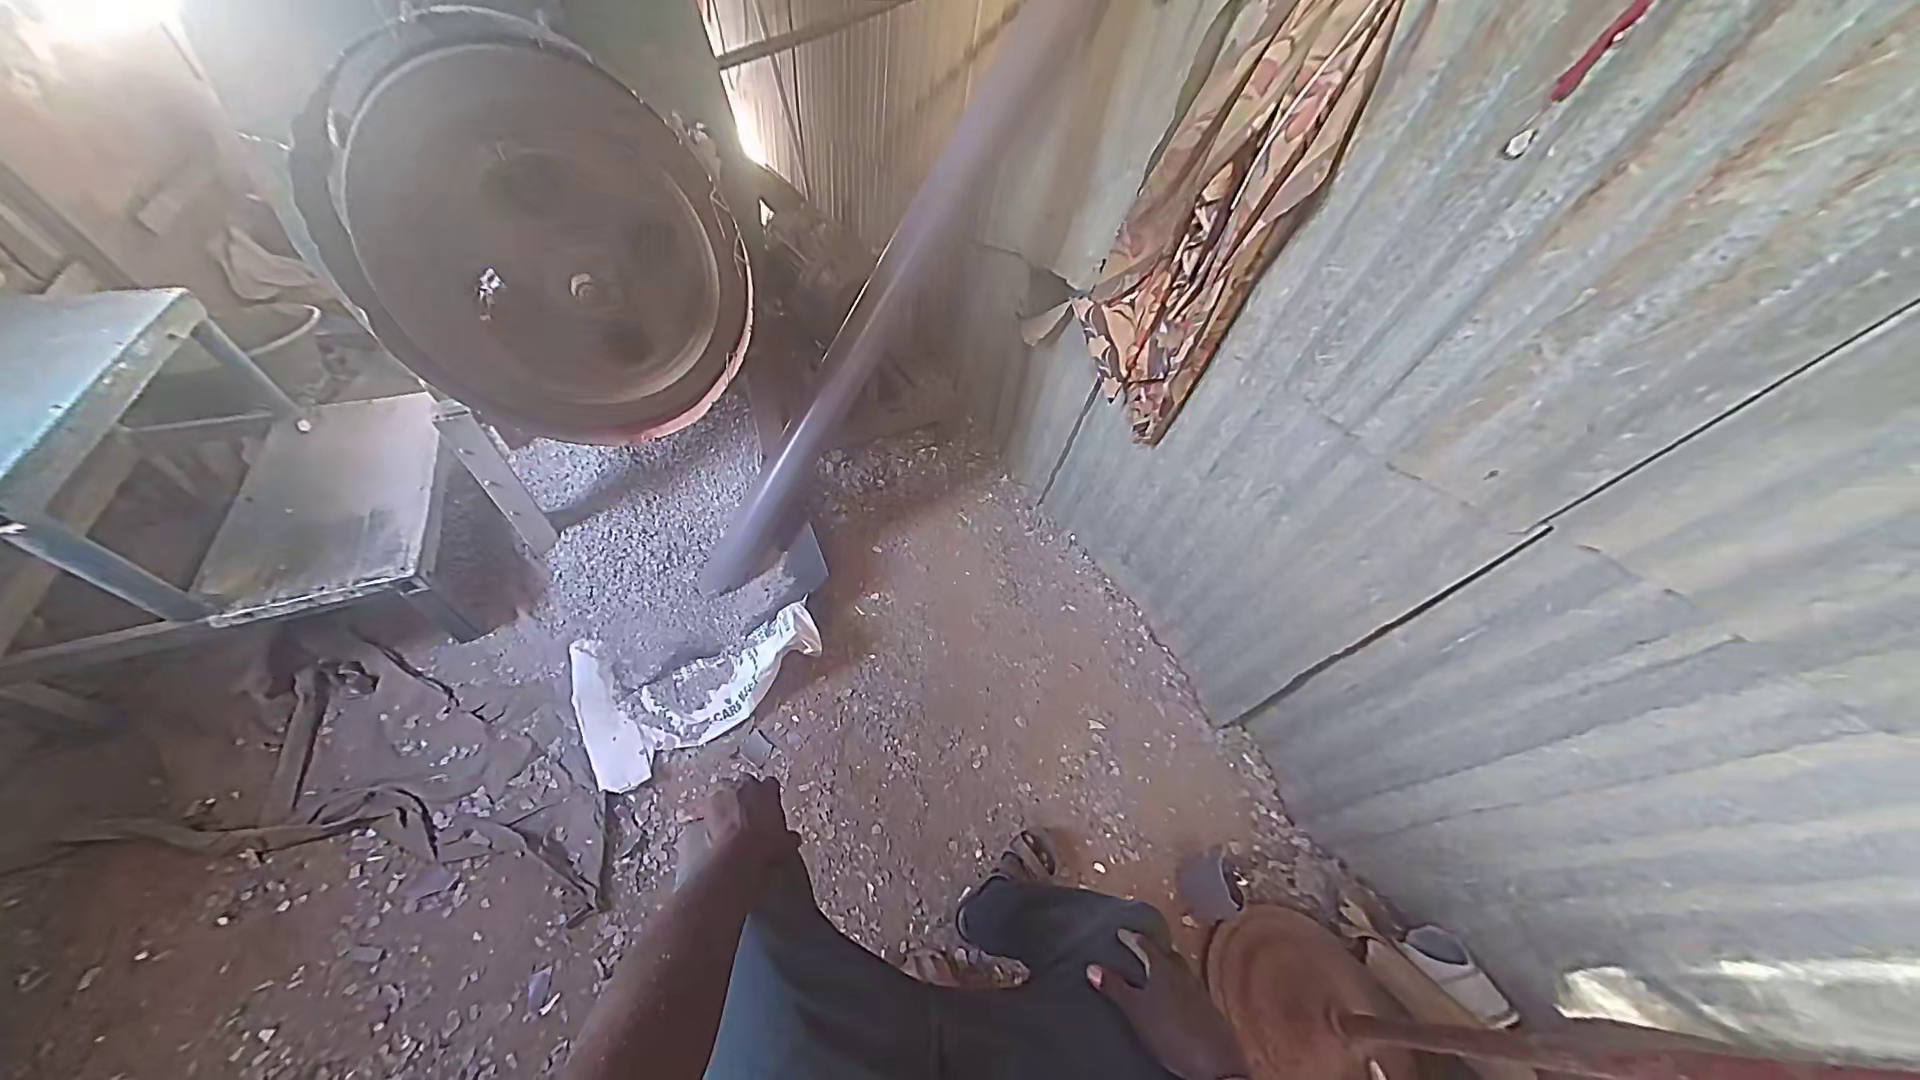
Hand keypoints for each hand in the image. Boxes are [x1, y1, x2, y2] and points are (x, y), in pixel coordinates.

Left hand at [700, 776, 797, 871]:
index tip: (768, 805)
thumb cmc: (767, 845)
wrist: (739, 854)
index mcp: (768, 790)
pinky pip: (710, 804)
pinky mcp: (708, 804)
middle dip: (746, 792)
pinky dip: (712, 811)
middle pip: (746, 781)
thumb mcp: (784, 842)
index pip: (770, 784)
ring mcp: (726, 792)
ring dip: (728, 799)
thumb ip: (787, 836)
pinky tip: (715, 824)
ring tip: (728, 815)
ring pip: (726, 789)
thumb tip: (793, 838)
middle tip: (747, 810)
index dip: (768, 794)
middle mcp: (747, 785)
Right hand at [1088, 929, 1249, 1079]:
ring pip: (1181, 971)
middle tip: (1141, 949)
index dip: (1131, 938)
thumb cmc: (1169, 1029)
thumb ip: (1115, 987)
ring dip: (1168, 968)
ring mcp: (1199, 991)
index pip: (1145, 944)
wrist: (1214, 1063)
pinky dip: (1180, 986)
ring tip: (1157, 973)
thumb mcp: (1135, 1009)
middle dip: (1154, 950)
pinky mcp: (1209, 1011)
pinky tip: (1177, 998)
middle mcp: (1182, 972)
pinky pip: (1190, 988)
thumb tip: (1091, 966)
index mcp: (1163, 967)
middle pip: (1167, 954)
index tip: (1121, 931)